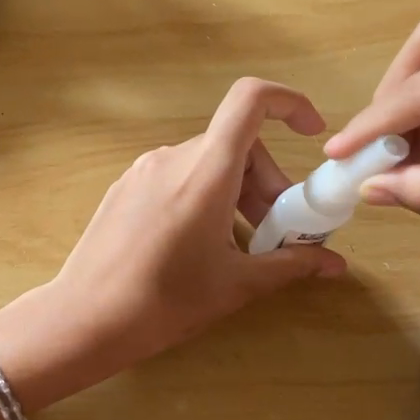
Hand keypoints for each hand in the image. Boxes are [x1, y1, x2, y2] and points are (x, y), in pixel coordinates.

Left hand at [11, 78, 348, 377]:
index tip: (311, 135)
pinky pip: (175, 178)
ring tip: (238, 248)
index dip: (288, 103)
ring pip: (204, 165)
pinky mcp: (123, 189)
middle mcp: (172, 157)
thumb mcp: (236, 284)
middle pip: (234, 146)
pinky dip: (201, 198)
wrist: (85, 319)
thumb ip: (290, 265)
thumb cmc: (165, 301)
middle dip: (265, 183)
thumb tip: (334, 264)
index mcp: (205, 171)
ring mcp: (142, 171)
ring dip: (234, 194)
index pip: (250, 101)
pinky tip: (197, 246)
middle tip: (275, 235)